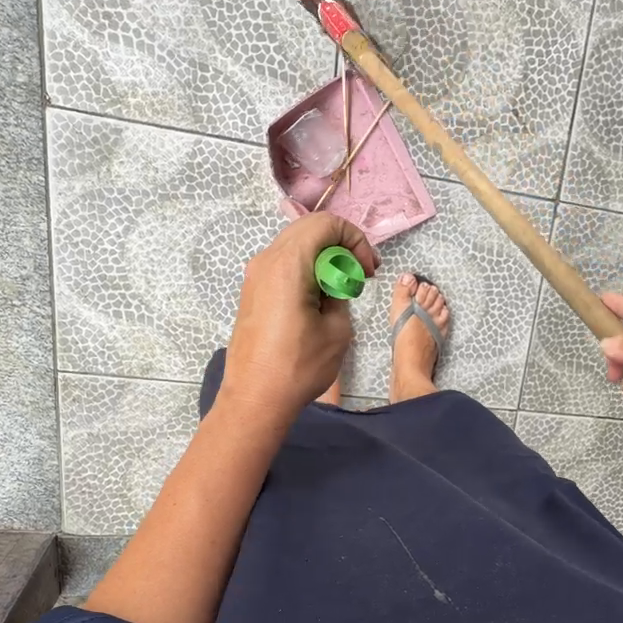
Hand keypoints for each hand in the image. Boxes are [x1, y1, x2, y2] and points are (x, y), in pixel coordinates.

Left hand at [223, 213, 378, 416]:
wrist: (256, 397)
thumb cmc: (299, 366)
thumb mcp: (338, 329)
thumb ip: (341, 293)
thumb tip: (335, 282)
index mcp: (288, 264)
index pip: (326, 224)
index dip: (356, 240)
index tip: (368, 271)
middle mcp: (267, 260)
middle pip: (310, 229)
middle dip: (342, 246)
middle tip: (363, 274)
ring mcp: (256, 274)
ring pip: (297, 245)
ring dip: (326, 258)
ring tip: (345, 288)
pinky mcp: (254, 291)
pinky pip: (286, 264)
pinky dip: (309, 270)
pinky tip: (322, 298)